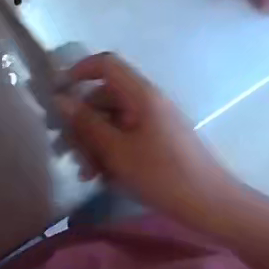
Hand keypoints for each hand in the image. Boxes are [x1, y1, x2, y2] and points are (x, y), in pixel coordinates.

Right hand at [57, 52, 244, 228]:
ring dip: (93, 142)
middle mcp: (148, 101)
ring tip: (84, 171)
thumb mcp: (116, 151)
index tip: (57, 92)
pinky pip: (126, 136)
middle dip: (81, 120)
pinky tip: (100, 177)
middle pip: (105, 96)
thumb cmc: (162, 174)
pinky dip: (110, 151)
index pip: (106, 64)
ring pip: (112, 120)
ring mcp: (154, 121)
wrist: (210, 203)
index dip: (79, 71)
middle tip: (64, 148)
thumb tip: (60, 99)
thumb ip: (86, 124)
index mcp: (141, 95)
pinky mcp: (158, 141)